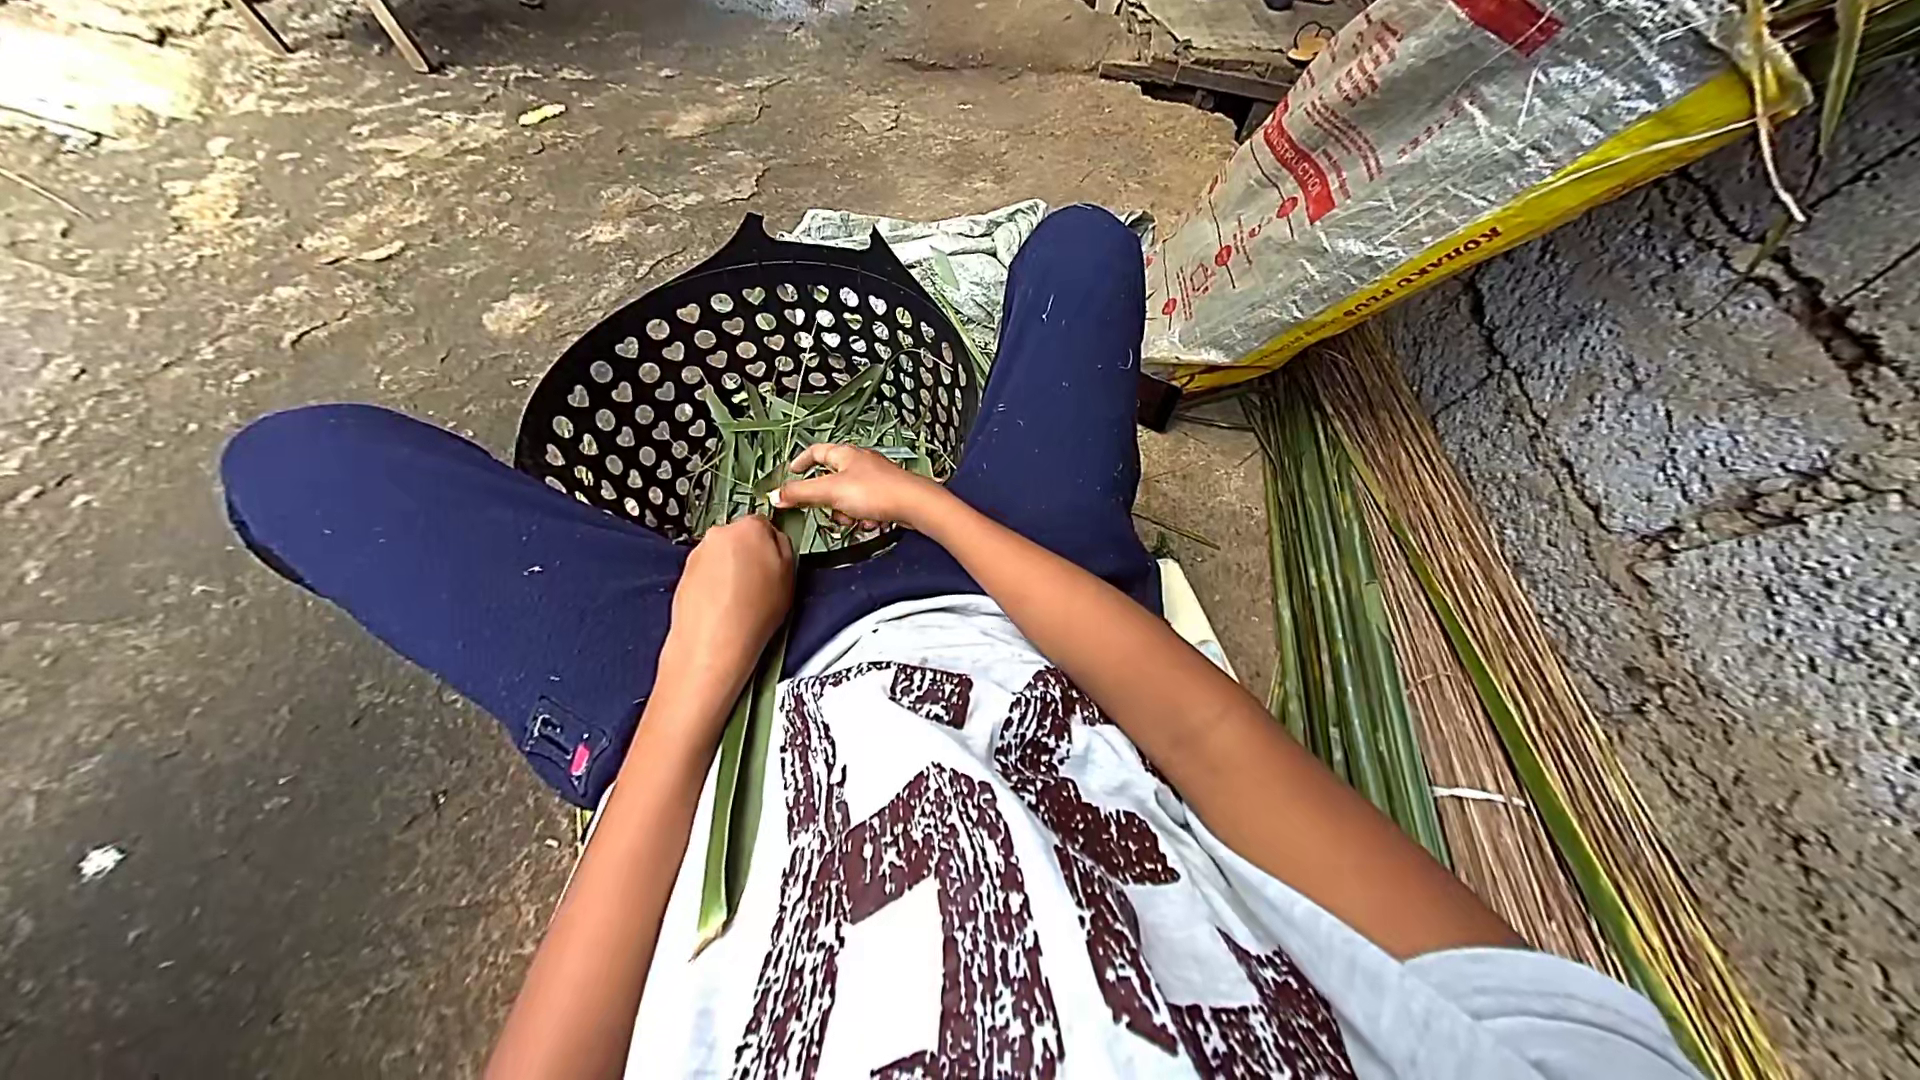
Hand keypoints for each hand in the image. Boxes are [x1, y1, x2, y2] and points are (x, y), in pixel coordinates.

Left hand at [662, 516, 793, 694]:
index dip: (773, 546)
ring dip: (733, 571)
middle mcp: (719, 535)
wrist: (713, 642)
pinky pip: (708, 573)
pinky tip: (728, 606)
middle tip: (763, 582)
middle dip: (751, 555)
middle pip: (741, 538)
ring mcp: (699, 554)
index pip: (765, 524)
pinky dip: (717, 585)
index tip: (775, 561)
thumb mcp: (790, 575)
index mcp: (749, 527)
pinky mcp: (685, 574)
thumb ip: (784, 547)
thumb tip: (777, 540)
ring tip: (745, 600)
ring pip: (723, 556)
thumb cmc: (752, 612)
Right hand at [771, 443, 950, 529]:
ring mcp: (874, 478)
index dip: (801, 462)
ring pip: (847, 498)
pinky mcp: (885, 495)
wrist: (913, 505)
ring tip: (855, 518)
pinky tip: (871, 522)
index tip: (792, 473)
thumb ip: (801, 494)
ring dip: (846, 512)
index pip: (816, 451)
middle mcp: (860, 462)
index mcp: (845, 454)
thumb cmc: (876, 491)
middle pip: (831, 481)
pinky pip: (864, 507)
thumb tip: (775, 495)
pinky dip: (864, 517)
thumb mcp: (830, 492)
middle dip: (827, 501)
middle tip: (829, 510)